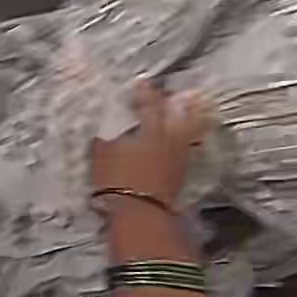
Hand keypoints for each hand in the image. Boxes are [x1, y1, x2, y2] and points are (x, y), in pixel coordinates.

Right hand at [90, 81, 210, 206]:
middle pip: (182, 114)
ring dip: (193, 119)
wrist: (140, 213)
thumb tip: (104, 128)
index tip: (140, 83)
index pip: (149, 103)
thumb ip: (104, 139)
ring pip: (191, 130)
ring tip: (194, 112)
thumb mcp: (101, 156)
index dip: (144, 92)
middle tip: (183, 94)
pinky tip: (183, 141)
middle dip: (182, 102)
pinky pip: (189, 148)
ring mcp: (180, 156)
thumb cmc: (116, 181)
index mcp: (150, 129)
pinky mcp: (182, 173)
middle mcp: (171, 138)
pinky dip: (189, 140)